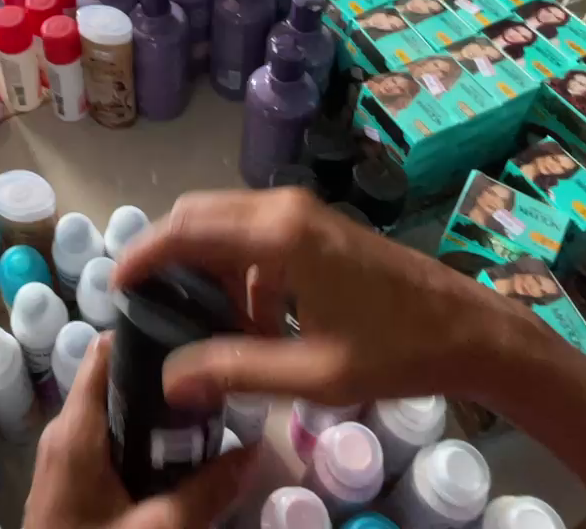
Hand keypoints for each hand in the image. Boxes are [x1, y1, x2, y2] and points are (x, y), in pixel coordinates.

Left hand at [22, 333, 251, 527]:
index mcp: (76, 428)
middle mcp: (63, 430)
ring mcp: (62, 454)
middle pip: (110, 378)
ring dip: (148, 407)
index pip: (103, 350)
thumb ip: (207, 491)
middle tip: (207, 378)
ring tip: (199, 408)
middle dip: (156, 375)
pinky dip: (134, 433)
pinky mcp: (67, 476)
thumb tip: (253, 450)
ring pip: (108, 408)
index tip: (187, 335)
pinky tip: (172, 449)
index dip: (143, 336)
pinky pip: (102, 436)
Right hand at [114, 188, 555, 409]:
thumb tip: (170, 379)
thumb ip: (235, 370)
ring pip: (224, 223)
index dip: (144, 253)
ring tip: (204, 324)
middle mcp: (281, 207)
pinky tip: (253, 321)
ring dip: (206, 266)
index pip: (186, 229)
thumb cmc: (394, 349)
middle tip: (148, 304)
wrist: (470, 328)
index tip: (115, 285)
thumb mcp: (312, 373)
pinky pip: (252, 235)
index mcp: (278, 234)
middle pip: (198, 215)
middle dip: (167, 255)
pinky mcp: (311, 223)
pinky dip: (237, 269)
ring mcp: (299, 211)